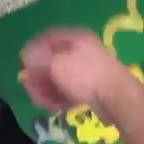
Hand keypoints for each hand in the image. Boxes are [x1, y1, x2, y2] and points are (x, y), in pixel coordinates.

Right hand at [19, 28, 133, 112]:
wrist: (118, 98)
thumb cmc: (85, 75)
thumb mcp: (56, 64)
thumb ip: (38, 59)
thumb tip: (25, 54)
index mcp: (77, 38)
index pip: (50, 36)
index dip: (35, 47)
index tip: (24, 62)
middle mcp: (84, 51)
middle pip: (54, 60)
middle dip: (39, 75)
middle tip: (29, 87)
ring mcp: (90, 71)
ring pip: (62, 77)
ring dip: (48, 89)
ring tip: (41, 102)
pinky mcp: (94, 89)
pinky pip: (71, 90)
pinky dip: (61, 97)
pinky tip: (55, 107)